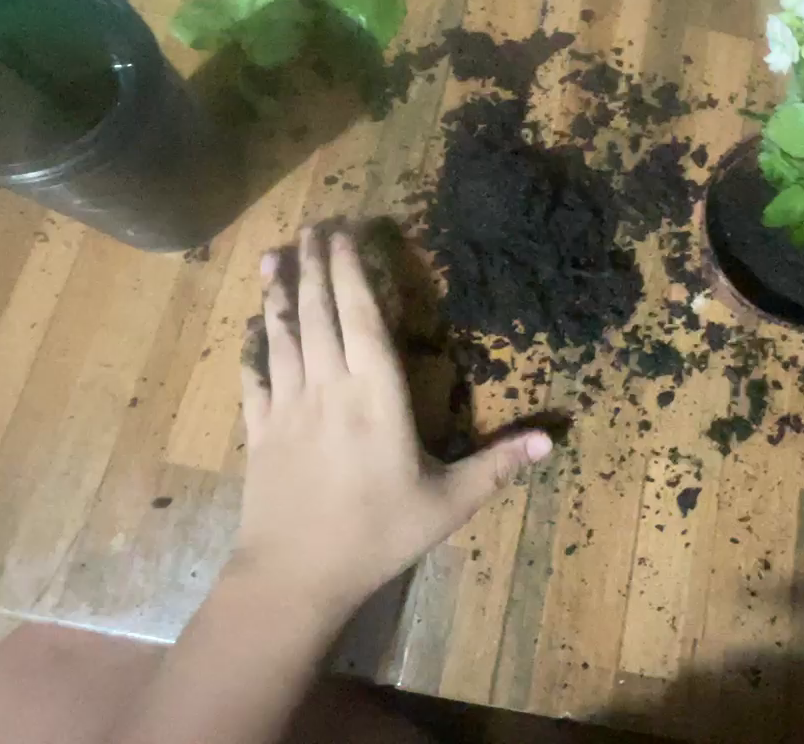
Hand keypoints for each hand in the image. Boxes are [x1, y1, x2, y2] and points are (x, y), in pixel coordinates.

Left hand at [234, 227, 552, 616]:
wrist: (295, 577)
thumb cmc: (377, 533)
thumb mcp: (448, 502)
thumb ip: (497, 466)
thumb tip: (552, 439)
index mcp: (375, 394)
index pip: (361, 316)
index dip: (351, 270)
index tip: (345, 233)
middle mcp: (328, 386)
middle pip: (319, 312)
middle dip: (315, 263)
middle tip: (314, 225)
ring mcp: (287, 405)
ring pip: (283, 333)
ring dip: (280, 290)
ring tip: (275, 253)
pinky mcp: (259, 428)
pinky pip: (255, 374)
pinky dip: (253, 343)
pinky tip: (251, 323)